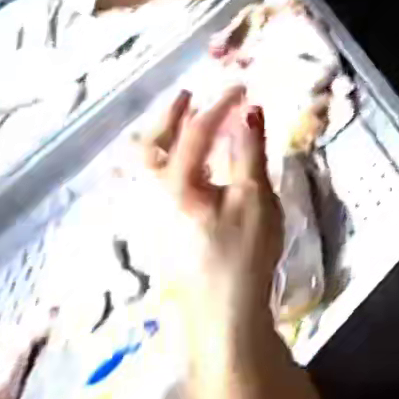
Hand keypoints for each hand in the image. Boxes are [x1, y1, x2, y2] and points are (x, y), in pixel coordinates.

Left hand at [141, 86, 282, 350]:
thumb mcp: (255, 199)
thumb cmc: (243, 252)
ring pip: (143, 168)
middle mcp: (153, 197)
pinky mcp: (160, 230)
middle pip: (148, 148)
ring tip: (182, 122)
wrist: (220, 312)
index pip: (194, 133)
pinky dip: (164, 160)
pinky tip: (185, 164)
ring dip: (161, 138)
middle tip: (189, 94)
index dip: (218, 105)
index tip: (243, 85)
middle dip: (167, 118)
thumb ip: (249, 153)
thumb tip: (249, 111)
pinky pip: (151, 182)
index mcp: (178, 186)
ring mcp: (151, 216)